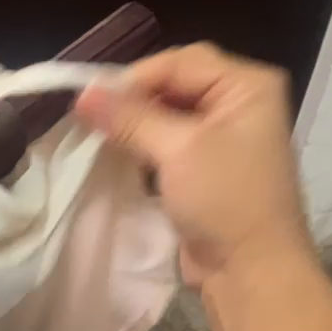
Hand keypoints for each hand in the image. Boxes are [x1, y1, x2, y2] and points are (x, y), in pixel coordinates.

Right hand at [75, 42, 312, 288]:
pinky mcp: (202, 171)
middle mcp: (238, 104)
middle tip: (89, 120)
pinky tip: (117, 159)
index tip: (88, 103)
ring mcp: (221, 139)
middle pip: (174, 86)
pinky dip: (140, 149)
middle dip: (131, 102)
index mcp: (247, 86)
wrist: (248, 268)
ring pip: (166, 117)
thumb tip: (82, 94)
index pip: (181, 62)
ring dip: (132, 126)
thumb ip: (131, 118)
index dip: (134, 78)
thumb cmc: (224, 200)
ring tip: (97, 139)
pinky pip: (165, 146)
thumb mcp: (178, 151)